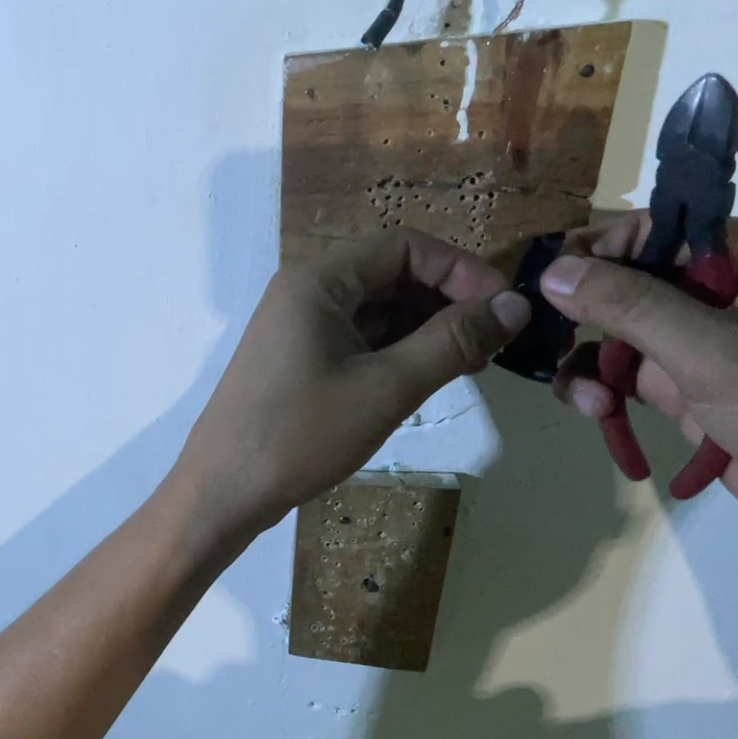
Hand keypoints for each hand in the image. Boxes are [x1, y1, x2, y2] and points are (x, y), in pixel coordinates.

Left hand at [168, 228, 529, 542]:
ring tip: (468, 365)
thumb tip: (515, 305)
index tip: (503, 309)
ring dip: (423, 329)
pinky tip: (424, 379)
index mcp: (317, 281)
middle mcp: (303, 293)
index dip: (461, 270)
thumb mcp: (386, 387)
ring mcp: (295, 328)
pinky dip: (393, 351)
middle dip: (445, 301)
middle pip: (389, 275)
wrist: (223, 490)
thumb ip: (453, 341)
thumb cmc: (301, 434)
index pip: (404, 248)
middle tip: (492, 344)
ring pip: (374, 310)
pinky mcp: (294, 360)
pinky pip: (354, 339)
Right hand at [543, 214, 737, 570]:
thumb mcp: (715, 350)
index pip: (657, 231)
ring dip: (592, 364)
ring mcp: (714, 344)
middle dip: (585, 317)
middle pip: (632, 284)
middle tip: (537, 341)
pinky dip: (606, 391)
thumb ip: (628, 305)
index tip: (538, 284)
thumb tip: (551, 270)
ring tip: (588, 403)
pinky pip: (633, 376)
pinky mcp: (698, 391)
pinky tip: (598, 414)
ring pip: (623, 335)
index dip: (596, 253)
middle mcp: (735, 291)